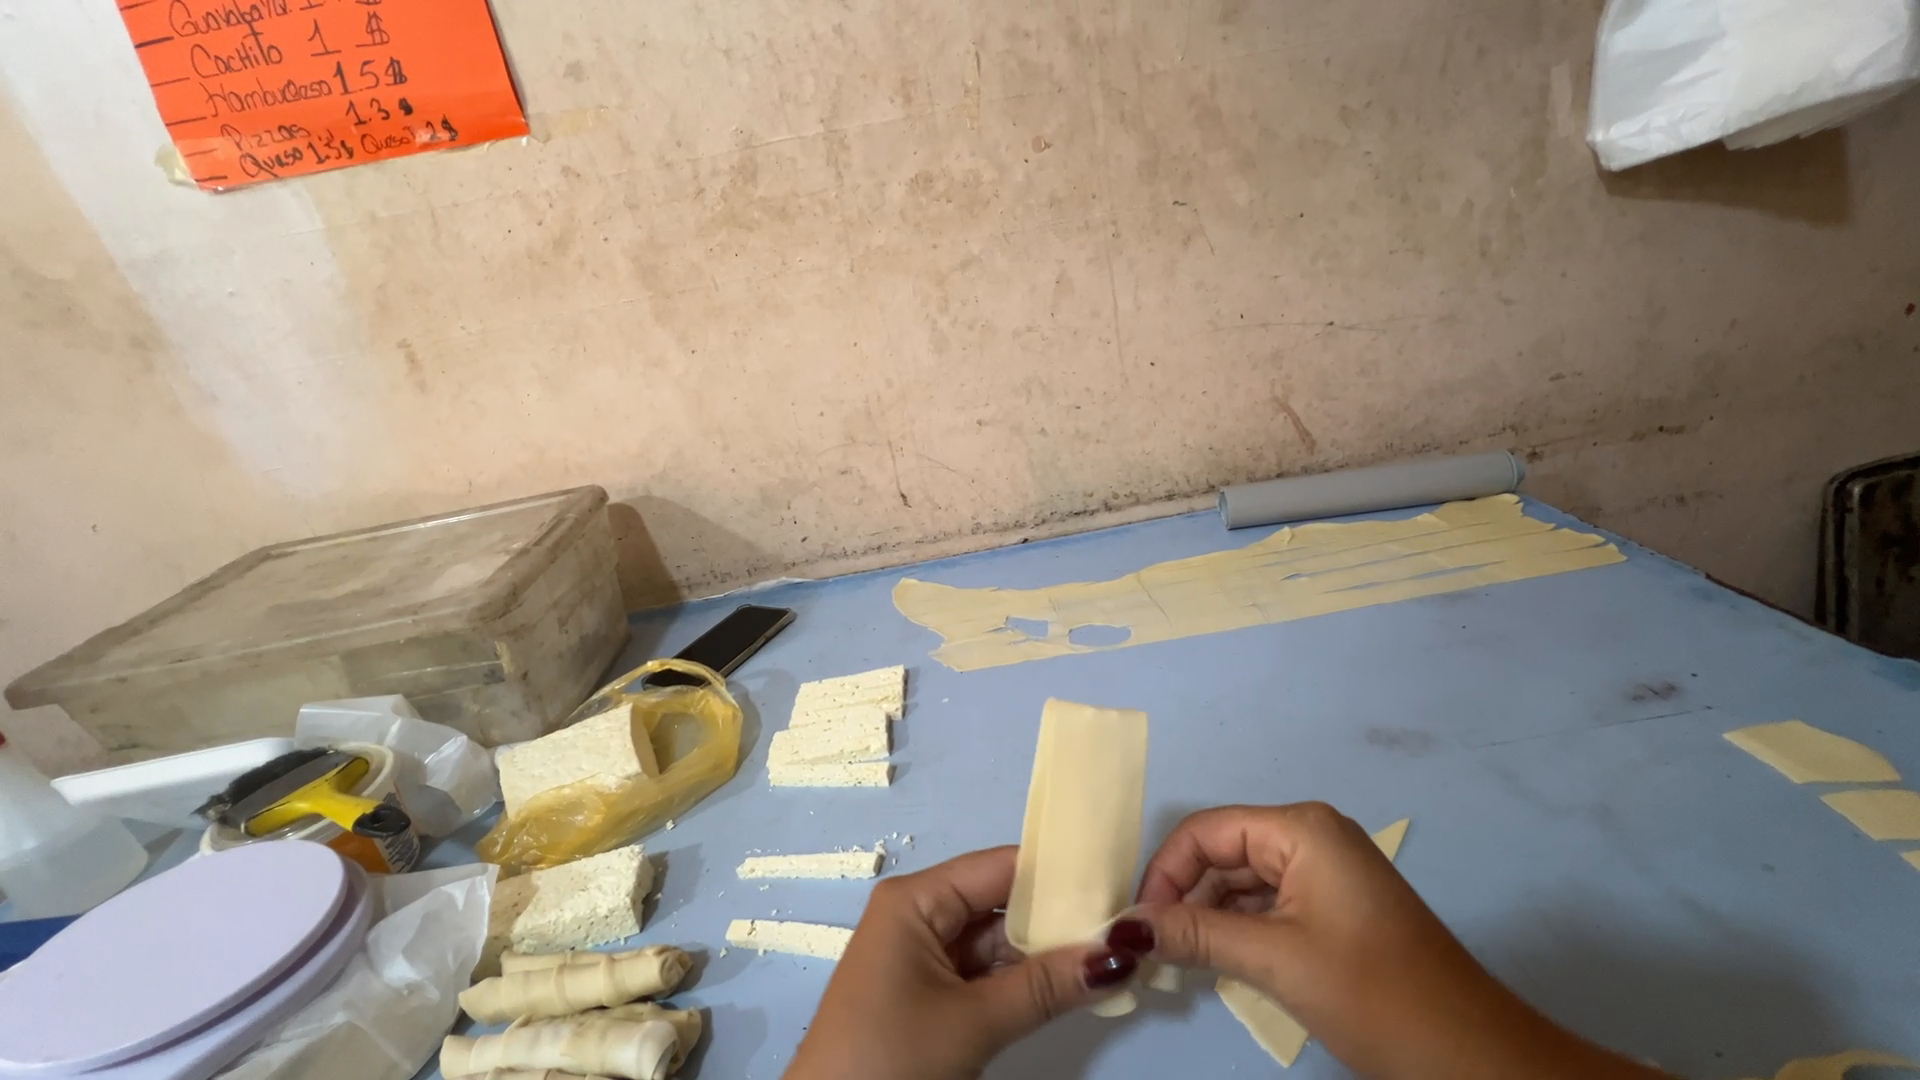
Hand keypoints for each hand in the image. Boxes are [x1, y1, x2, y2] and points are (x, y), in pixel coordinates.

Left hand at [785, 846, 1140, 1079]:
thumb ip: (1046, 986)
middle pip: (999, 902)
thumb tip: (1121, 951)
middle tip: (1124, 922)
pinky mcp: (926, 991)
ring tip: (1111, 951)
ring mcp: (921, 954)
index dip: (1055, 872)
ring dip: (1044, 953)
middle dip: (1056, 917)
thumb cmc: (889, 1059)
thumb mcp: (973, 1023)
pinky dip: (1021, 980)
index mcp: (915, 899)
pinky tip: (1069, 983)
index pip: (998, 867)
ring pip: (995, 941)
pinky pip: (982, 972)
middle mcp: (918, 914)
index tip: (1114, 878)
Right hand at [1114, 803, 1667, 1079]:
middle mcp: (1310, 835)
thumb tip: (1123, 928)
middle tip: (1151, 947)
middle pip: (1222, 851)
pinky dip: (1237, 925)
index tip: (1139, 924)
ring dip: (1208, 912)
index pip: (1205, 831)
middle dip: (1184, 894)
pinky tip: (1217, 957)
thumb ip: (1195, 934)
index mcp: (1300, 828)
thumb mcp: (1274, 959)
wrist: (1478, 1059)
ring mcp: (1325, 869)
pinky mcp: (1333, 904)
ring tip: (1177, 957)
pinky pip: (1267, 900)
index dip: (1164, 872)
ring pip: (1242, 878)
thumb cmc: (1373, 994)